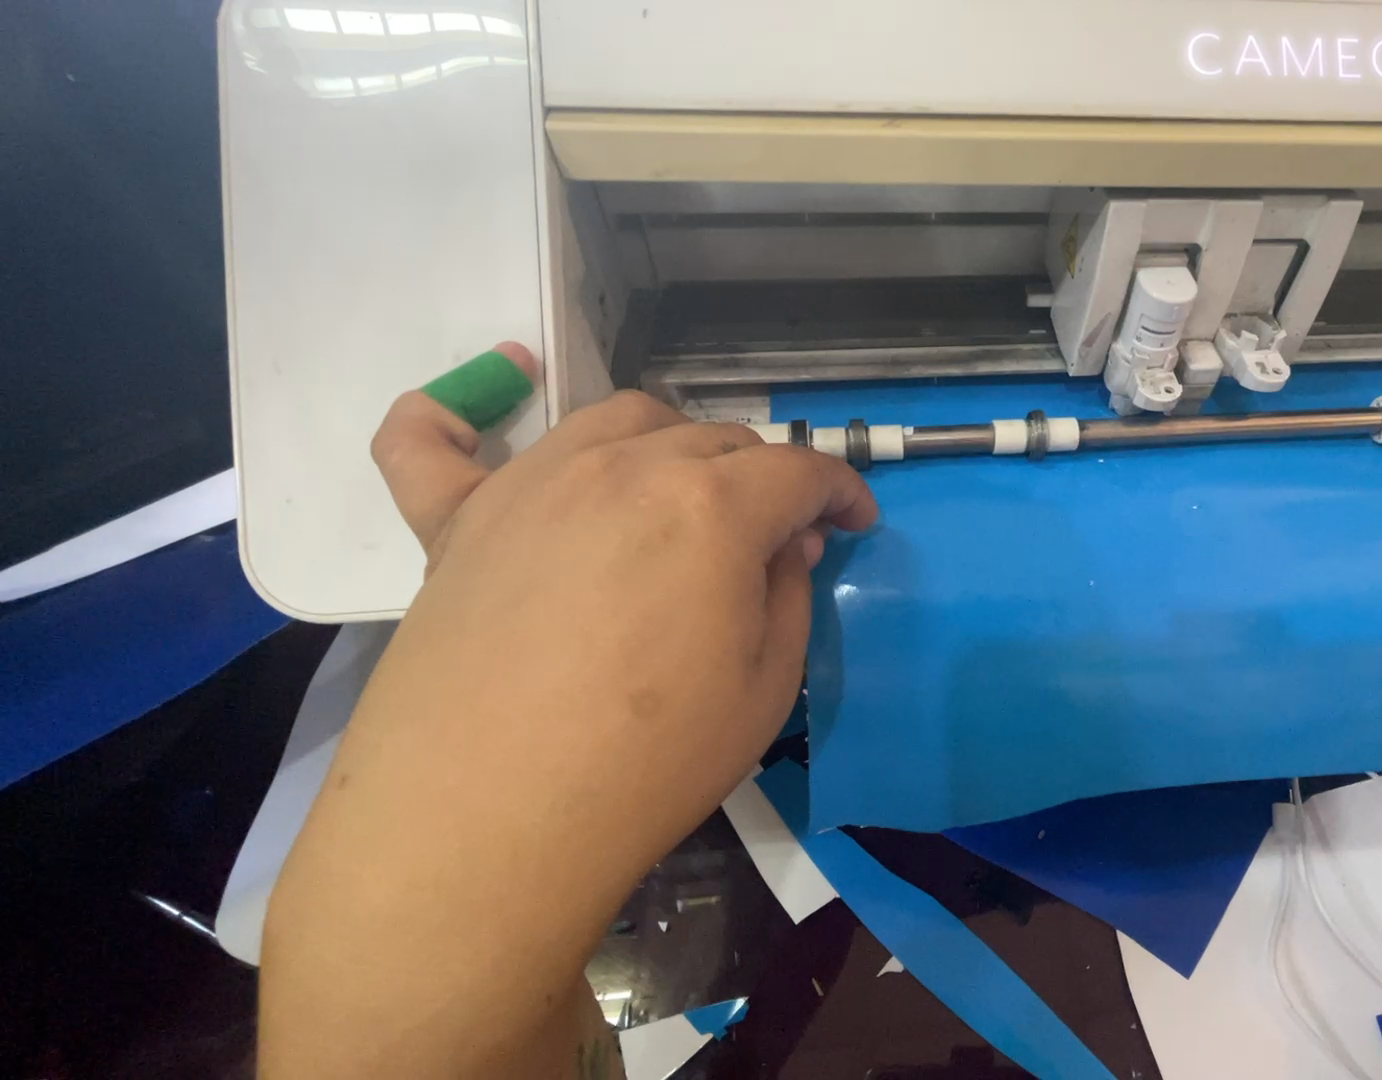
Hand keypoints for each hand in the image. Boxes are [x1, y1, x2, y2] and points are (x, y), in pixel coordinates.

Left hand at [260, 343, 876, 1079]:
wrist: (487, 826)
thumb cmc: (653, 761)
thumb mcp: (769, 682)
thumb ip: (791, 589)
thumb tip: (786, 539)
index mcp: (714, 506)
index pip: (802, 470)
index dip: (842, 491)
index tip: (857, 522)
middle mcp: (624, 468)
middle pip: (719, 438)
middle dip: (765, 479)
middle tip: (773, 540)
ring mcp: (530, 484)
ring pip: (620, 419)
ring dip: (672, 443)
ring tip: (680, 494)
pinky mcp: (454, 520)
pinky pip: (433, 441)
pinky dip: (458, 412)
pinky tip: (479, 399)